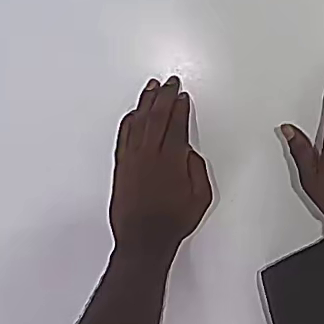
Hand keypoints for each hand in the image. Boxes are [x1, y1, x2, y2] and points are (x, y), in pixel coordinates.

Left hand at [111, 76, 212, 257]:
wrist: (143, 239)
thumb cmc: (171, 221)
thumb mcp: (201, 196)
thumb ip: (197, 169)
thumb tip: (190, 154)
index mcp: (172, 159)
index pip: (177, 123)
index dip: (180, 107)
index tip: (182, 96)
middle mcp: (150, 155)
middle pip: (157, 116)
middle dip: (164, 96)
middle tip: (169, 83)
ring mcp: (133, 159)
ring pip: (139, 121)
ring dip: (146, 102)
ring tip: (151, 88)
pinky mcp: (121, 166)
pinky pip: (124, 135)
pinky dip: (129, 121)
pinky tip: (132, 113)